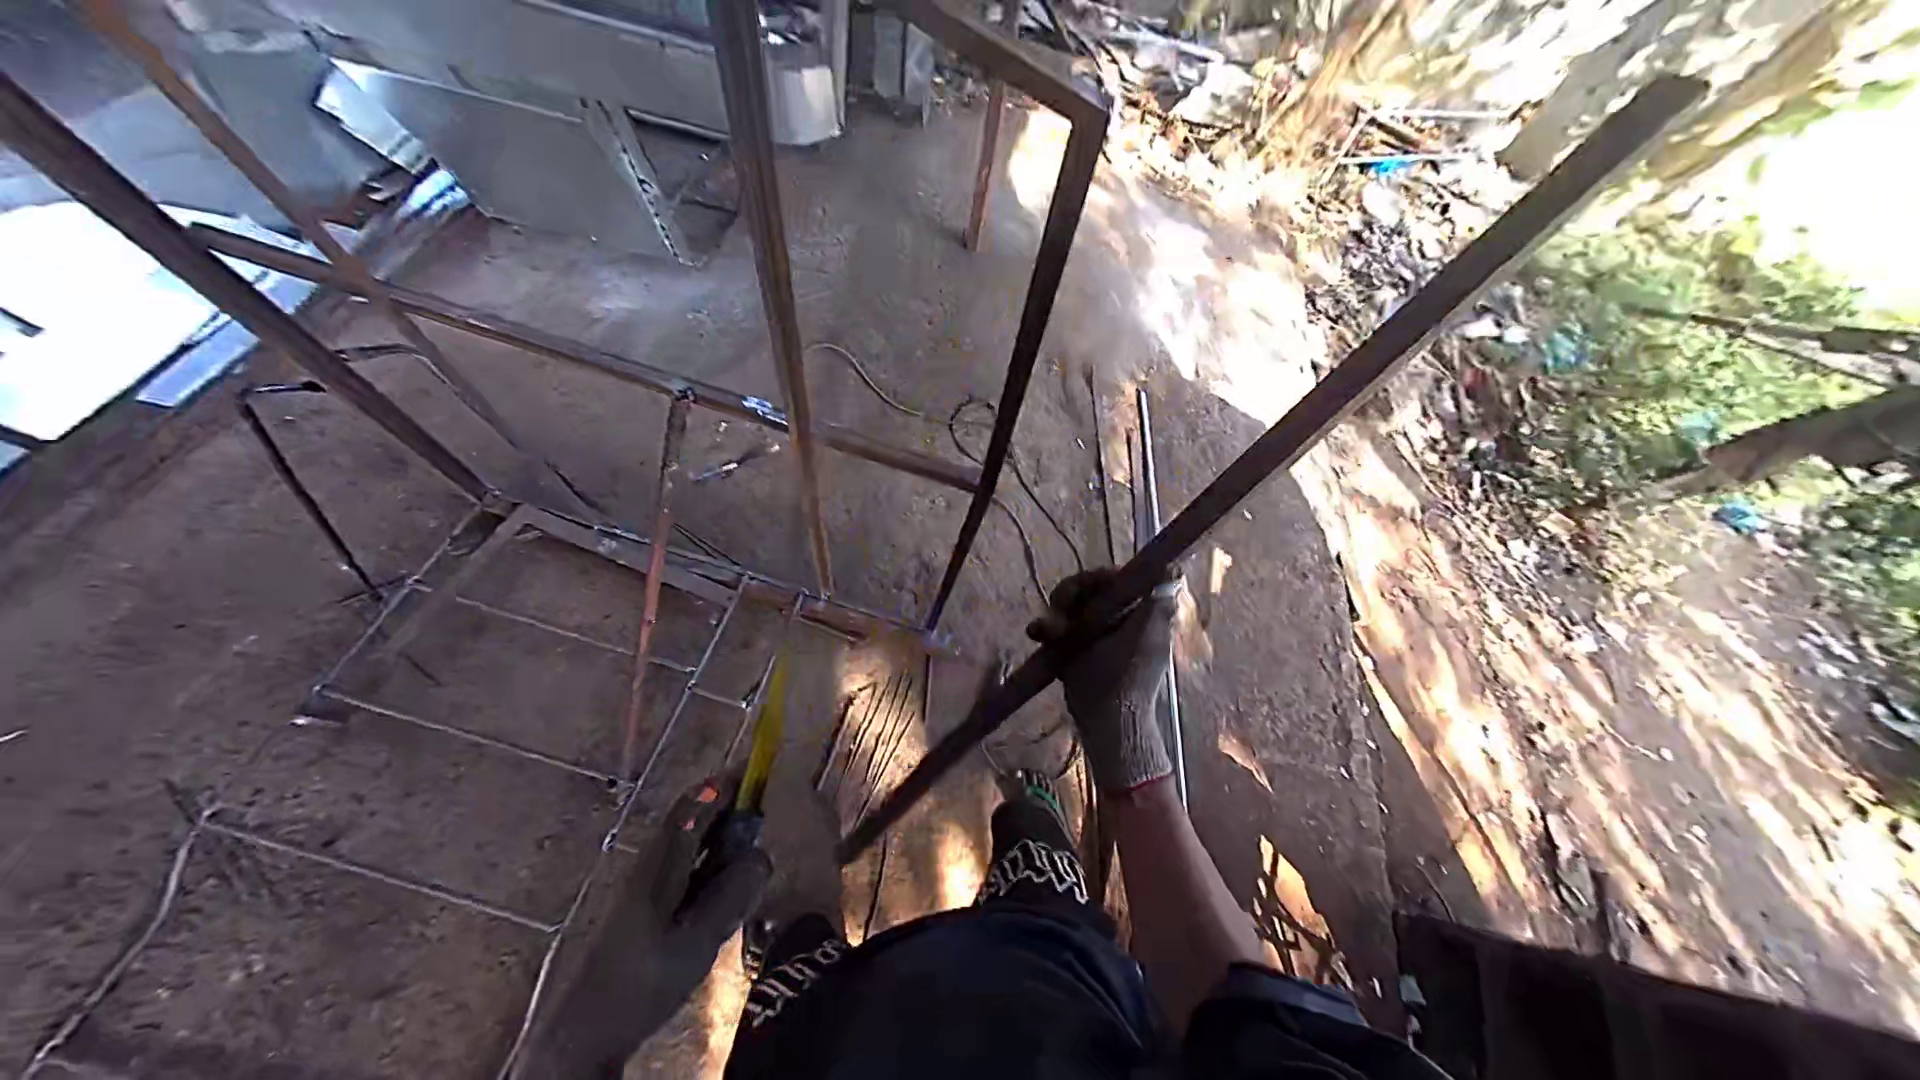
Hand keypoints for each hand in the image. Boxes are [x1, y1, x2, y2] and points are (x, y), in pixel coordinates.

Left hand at [515, 777, 770, 1078]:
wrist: (587, 1032)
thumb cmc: (641, 982)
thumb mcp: (697, 940)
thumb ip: (732, 895)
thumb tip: (762, 856)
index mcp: (660, 864)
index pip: (694, 805)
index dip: (724, 783)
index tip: (755, 767)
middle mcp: (652, 864)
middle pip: (692, 819)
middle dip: (728, 808)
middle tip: (761, 812)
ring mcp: (647, 885)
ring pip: (690, 844)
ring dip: (721, 837)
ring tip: (750, 850)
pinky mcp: (648, 906)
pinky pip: (688, 867)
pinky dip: (713, 863)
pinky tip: (726, 887)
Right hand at [1025, 568, 1178, 793]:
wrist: (1107, 718)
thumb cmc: (1131, 675)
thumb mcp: (1149, 635)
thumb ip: (1159, 600)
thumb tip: (1173, 567)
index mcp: (1137, 610)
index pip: (1113, 578)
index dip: (1096, 578)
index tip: (1086, 587)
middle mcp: (1115, 616)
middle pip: (1086, 588)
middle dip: (1069, 595)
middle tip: (1060, 608)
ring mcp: (1092, 631)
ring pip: (1067, 605)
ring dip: (1054, 613)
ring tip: (1047, 631)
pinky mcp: (1072, 645)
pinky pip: (1055, 625)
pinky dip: (1046, 627)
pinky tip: (1037, 633)